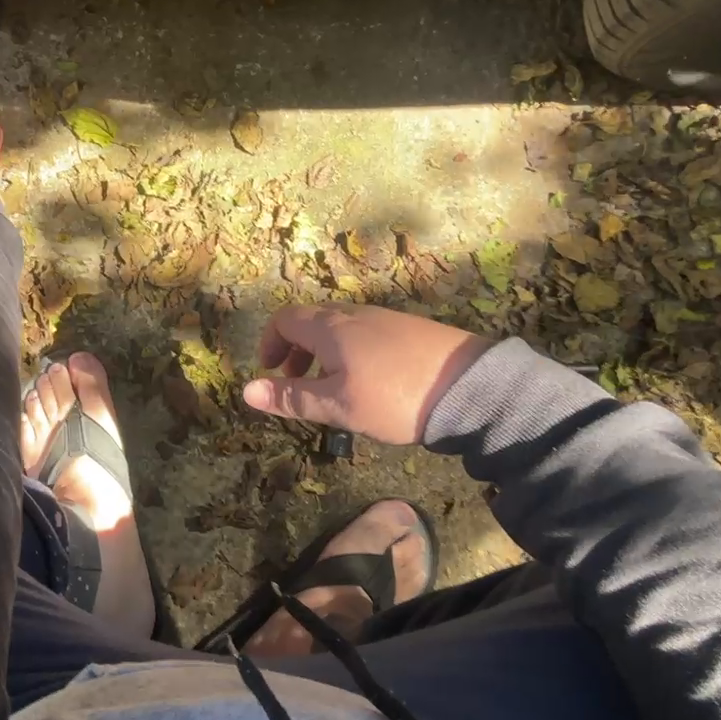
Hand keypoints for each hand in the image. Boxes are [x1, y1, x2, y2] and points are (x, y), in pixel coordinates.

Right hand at [240, 304, 493, 445]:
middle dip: (295, 349)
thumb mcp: (337, 406)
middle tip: (296, 382)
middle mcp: (354, 314)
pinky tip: (371, 382)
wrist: (475, 388)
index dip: (270, 342)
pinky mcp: (412, 330)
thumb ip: (291, 398)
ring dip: (322, 353)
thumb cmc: (394, 397)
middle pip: (311, 320)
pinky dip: (350, 352)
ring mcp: (386, 319)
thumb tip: (245, 392)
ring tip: (333, 387)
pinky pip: (365, 333)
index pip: (284, 319)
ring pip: (339, 327)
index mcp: (330, 327)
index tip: (269, 371)